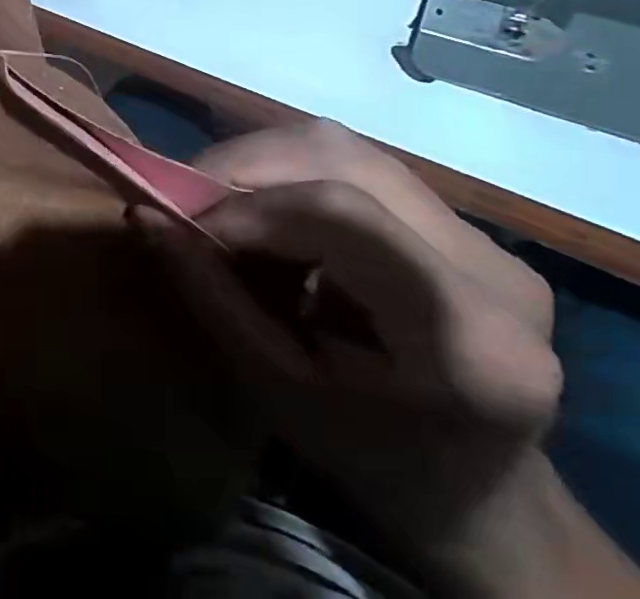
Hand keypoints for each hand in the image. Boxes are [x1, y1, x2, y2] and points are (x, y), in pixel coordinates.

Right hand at [133, 122, 567, 590]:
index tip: (178, 220)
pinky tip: (269, 213)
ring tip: (218, 201)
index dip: (250, 204)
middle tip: (182, 196)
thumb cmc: (371, 466)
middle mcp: (492, 265)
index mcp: (467, 335)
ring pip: (351, 150)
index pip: (346, 215)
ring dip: (265, 164)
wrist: (476, 489)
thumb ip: (218, 298)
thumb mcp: (281, 394)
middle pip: (346, 159)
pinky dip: (293, 177)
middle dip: (245, 165)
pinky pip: (361, 168)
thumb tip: (146, 217)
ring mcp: (488, 236)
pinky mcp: (468, 224)